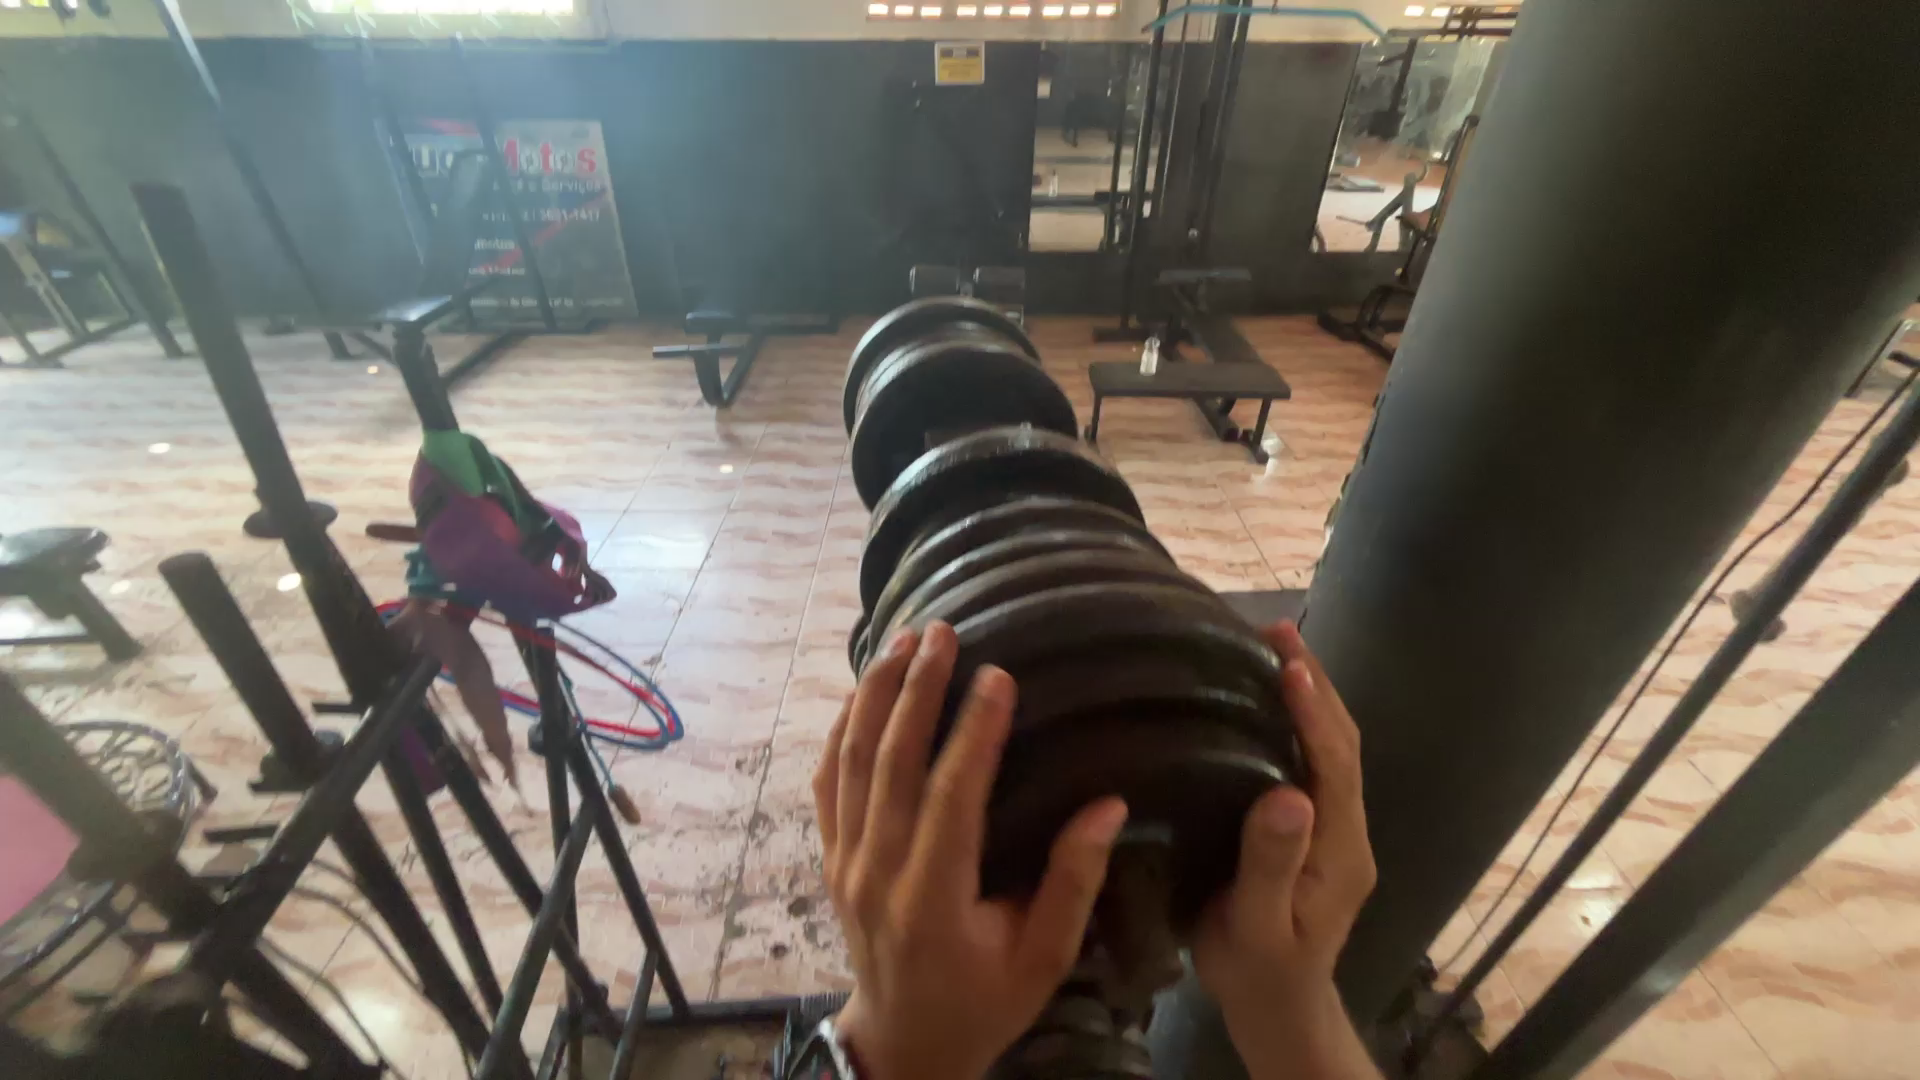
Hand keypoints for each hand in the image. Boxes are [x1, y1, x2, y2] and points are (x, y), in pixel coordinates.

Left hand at [814, 621, 1130, 1079]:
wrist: (902, 1043)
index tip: (996, 675)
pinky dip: (843, 727)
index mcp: (933, 898)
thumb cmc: (983, 1003)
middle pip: (891, 762)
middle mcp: (877, 870)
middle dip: (916, 689)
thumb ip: (1072, 882)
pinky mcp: (831, 854)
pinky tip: (863, 689)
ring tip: (900, 640)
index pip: (951, 797)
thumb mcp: (1043, 959)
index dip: (973, 732)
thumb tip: (1106, 804)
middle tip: (941, 632)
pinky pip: (828, 778)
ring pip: (851, 760)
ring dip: (876, 694)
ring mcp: (844, 860)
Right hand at [1192, 620, 1379, 1078]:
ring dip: (1308, 693)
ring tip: (1271, 648)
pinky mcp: (1310, 828)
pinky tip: (1260, 700)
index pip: (1336, 765)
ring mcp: (1331, 827)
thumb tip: (1288, 793)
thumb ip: (1273, 864)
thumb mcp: (1258, 925)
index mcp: (1341, 848)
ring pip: (1328, 747)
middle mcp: (1345, 829)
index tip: (1288, 664)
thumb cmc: (1259, 972)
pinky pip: (1307, 760)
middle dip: (1316, 684)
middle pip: (1341, 743)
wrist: (1276, 1010)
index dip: (1315, 712)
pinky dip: (1293, 719)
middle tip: (1276, 631)